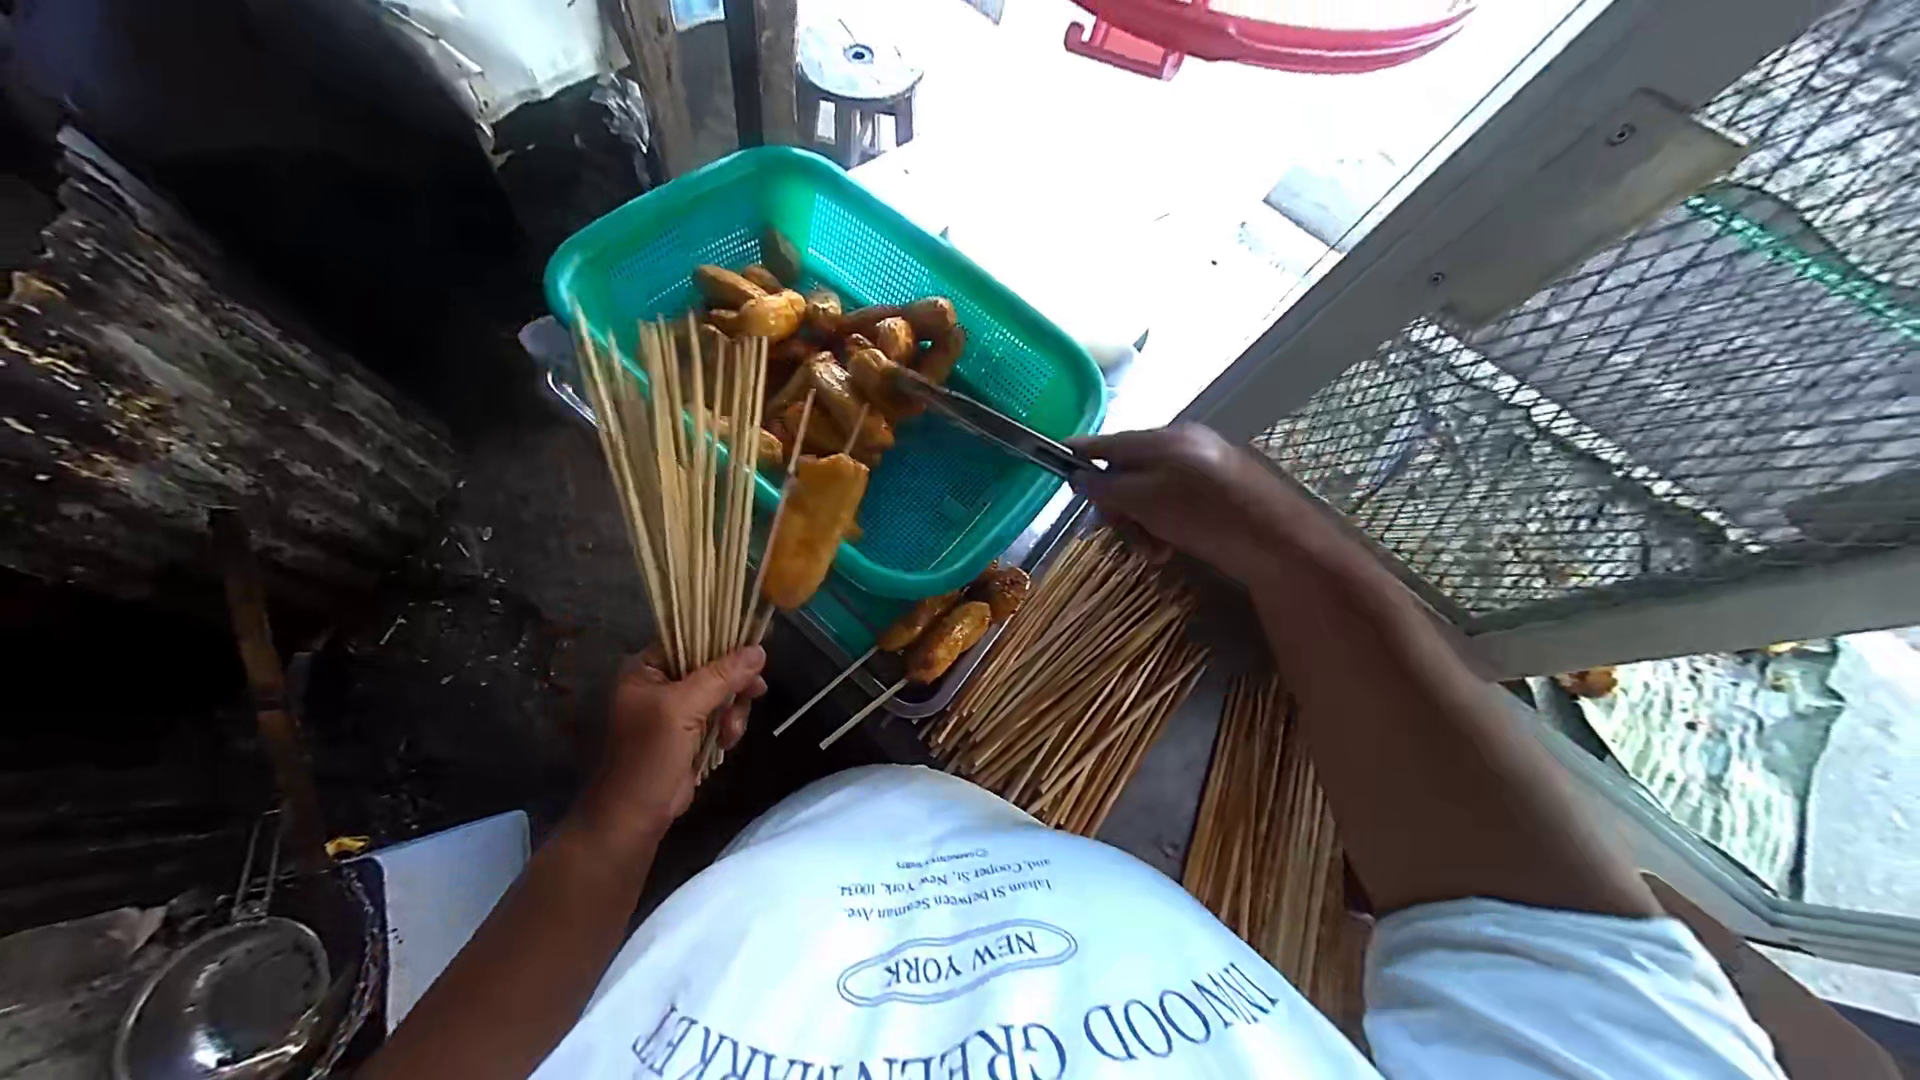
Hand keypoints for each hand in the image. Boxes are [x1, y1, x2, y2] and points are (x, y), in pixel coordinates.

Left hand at [575, 645, 766, 845]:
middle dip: (734, 685)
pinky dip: (730, 724)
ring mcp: (677, 706)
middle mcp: (662, 681)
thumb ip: (721, 677)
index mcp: (646, 668)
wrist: (635, 816)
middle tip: (754, 693)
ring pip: (724, 690)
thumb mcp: (683, 709)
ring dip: (734, 709)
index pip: (690, 637)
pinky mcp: (691, 728)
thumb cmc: (649, 756)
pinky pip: (723, 712)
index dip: (723, 642)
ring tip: (731, 732)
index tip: (752, 653)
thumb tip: (760, 651)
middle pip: (714, 664)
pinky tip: (727, 741)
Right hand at [1070, 424, 1346, 585]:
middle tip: (1120, 533)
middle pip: (1126, 470)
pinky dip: (1162, 525)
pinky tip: (1168, 550)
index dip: (1080, 453)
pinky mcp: (1216, 492)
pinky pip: (1171, 502)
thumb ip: (1109, 487)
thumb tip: (1079, 477)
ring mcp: (1201, 468)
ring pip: (1147, 492)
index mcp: (1165, 439)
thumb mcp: (1149, 502)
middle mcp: (1182, 446)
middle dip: (1117, 505)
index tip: (1056, 459)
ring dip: (1139, 523)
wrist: (1281, 547)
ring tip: (1152, 552)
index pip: (1109, 441)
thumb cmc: (1210, 519)